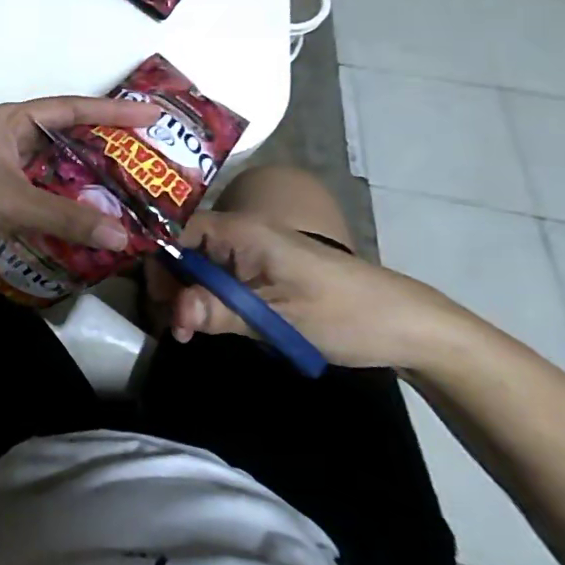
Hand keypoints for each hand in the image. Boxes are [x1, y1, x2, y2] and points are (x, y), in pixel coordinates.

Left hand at [0, 96, 162, 290]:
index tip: (153, 114)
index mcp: (11, 121)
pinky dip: (66, 202)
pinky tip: (92, 215)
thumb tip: (122, 237)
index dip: (114, 110)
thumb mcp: (14, 203)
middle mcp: (9, 136)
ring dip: (86, 179)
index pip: (72, 109)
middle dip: (104, 146)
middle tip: (146, 156)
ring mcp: (3, 164)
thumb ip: (69, 218)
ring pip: (56, 167)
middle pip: (67, 136)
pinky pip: (43, 190)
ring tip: (128, 188)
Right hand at [143, 210, 475, 368]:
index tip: (160, 304)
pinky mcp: (265, 272)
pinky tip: (211, 325)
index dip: (160, 263)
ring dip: (190, 297)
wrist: (404, 324)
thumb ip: (220, 311)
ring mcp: (254, 252)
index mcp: (242, 231)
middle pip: (185, 249)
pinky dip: (210, 300)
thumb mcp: (277, 317)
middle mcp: (242, 233)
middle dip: (172, 286)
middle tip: (178, 330)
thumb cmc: (342, 313)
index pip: (178, 232)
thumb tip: (171, 314)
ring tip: (191, 333)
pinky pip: (222, 278)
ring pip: (202, 266)